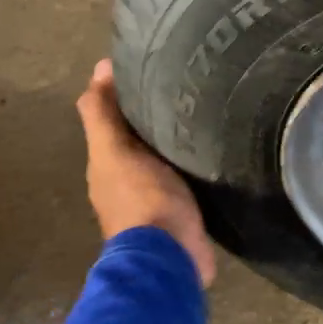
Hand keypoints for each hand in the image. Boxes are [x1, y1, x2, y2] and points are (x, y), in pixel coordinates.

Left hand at [75, 59, 215, 285]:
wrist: (172, 256)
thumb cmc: (143, 199)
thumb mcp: (116, 151)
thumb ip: (104, 114)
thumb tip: (100, 68)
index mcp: (109, 165)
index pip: (117, 120)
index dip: (131, 94)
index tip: (161, 70)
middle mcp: (130, 180)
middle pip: (145, 139)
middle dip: (162, 117)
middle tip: (196, 89)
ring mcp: (160, 199)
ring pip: (170, 159)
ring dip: (185, 142)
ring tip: (215, 115)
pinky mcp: (188, 211)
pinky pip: (193, 178)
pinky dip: (201, 164)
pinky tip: (222, 152)